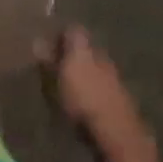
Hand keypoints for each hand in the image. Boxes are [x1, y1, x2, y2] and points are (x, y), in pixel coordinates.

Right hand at [43, 26, 148, 146]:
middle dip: (75, 55)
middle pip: (87, 48)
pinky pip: (107, 83)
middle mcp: (101, 57)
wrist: (117, 132)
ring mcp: (116, 75)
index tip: (51, 46)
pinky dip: (98, 87)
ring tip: (75, 87)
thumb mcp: (53, 83)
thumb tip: (37, 42)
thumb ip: (46, 62)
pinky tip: (90, 102)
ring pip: (98, 66)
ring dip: (88, 72)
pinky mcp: (124, 94)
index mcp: (82, 50)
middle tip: (61, 67)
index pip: (73, 30)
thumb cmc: (79, 102)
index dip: (62, 35)